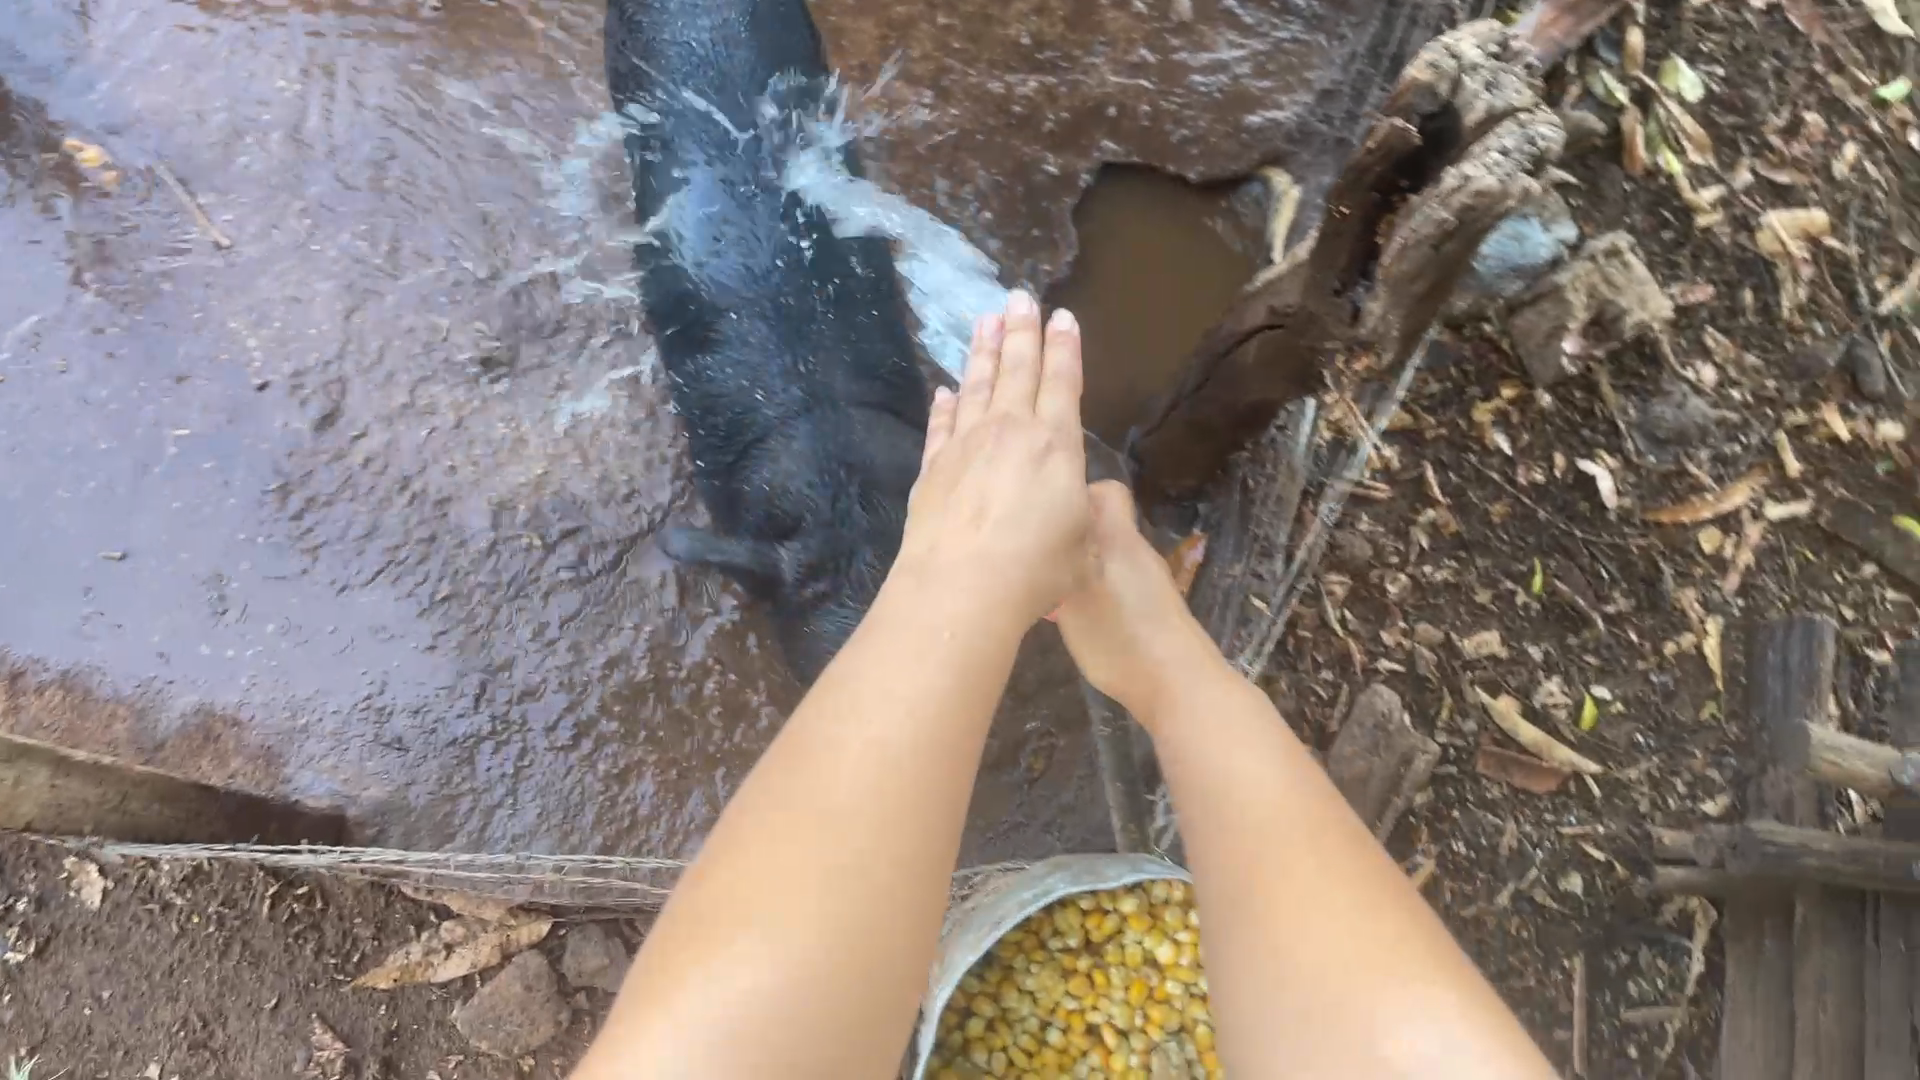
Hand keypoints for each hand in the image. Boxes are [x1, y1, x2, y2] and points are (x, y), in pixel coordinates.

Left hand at [890, 290, 1090, 635]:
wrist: (963, 585)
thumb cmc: (1036, 569)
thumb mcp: (1080, 547)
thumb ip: (1079, 518)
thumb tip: (1073, 503)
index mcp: (1055, 445)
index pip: (1062, 383)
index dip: (1064, 348)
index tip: (1062, 316)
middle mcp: (1009, 432)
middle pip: (1017, 370)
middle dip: (1021, 330)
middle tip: (1019, 296)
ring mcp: (966, 445)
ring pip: (976, 385)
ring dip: (983, 351)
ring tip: (985, 320)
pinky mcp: (933, 465)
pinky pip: (941, 424)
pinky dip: (944, 404)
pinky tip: (944, 390)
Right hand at [1054, 481, 1226, 724]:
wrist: (1178, 685)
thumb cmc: (1120, 636)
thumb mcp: (1074, 597)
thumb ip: (1059, 562)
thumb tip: (1045, 535)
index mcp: (1119, 539)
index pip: (1107, 490)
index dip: (1078, 494)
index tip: (1046, 516)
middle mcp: (1137, 553)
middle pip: (1102, 525)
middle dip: (1069, 536)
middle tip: (1037, 557)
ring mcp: (1147, 583)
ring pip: (1106, 558)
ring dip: (1078, 567)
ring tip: (1049, 589)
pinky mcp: (1152, 610)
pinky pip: (1115, 585)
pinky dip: (1094, 593)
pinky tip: (1076, 619)